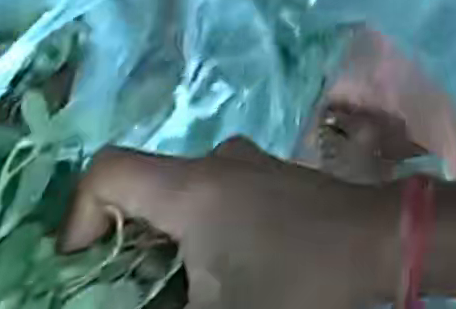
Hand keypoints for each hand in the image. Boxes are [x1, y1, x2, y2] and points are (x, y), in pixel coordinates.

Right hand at [61, 139, 398, 308]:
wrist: (378, 243)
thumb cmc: (296, 283)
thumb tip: (130, 298)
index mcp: (193, 187)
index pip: (107, 171)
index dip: (76, 219)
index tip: (80, 274)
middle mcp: (216, 161)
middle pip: (140, 189)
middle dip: (118, 248)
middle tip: (123, 301)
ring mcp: (247, 165)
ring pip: (176, 197)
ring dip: (159, 246)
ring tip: (173, 295)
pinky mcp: (269, 176)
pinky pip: (211, 196)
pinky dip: (193, 234)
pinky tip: (215, 278)